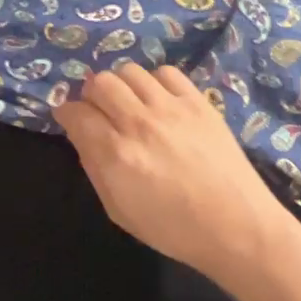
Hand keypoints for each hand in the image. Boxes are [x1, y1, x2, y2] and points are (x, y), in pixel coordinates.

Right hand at [53, 63, 299, 274]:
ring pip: (130, 72)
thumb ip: (95, 169)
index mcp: (116, 154)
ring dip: (120, 84)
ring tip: (127, 102)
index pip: (76, 113)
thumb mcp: (118, 211)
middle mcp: (139, 123)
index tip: (68, 118)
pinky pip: (165, 73)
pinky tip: (157, 100)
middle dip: (90, 94)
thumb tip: (82, 138)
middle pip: (100, 83)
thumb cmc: (173, 228)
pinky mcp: (198, 103)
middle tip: (97, 110)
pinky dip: (153, 81)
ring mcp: (171, 108)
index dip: (65, 113)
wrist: (236, 226)